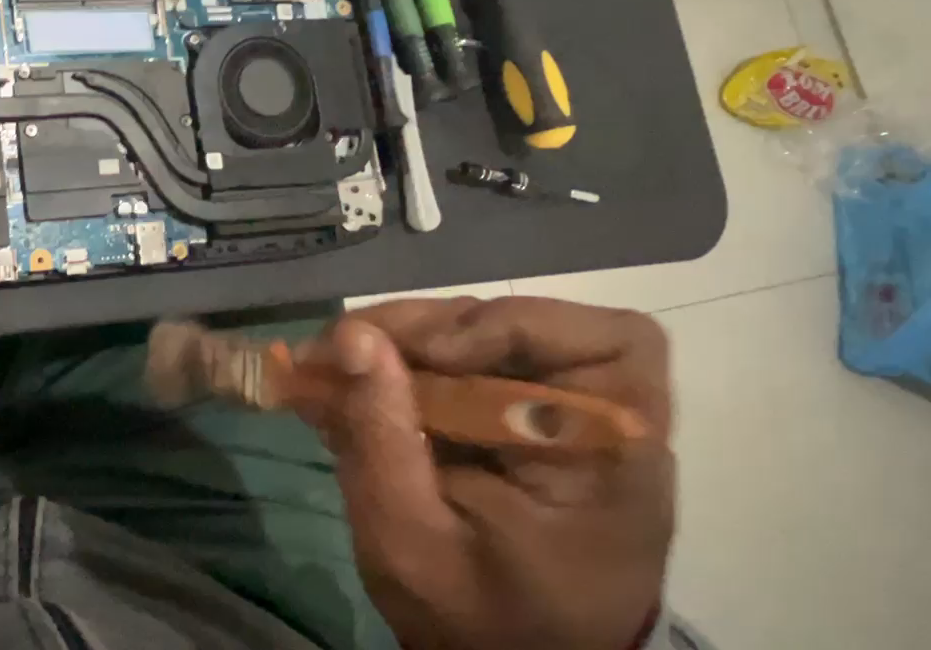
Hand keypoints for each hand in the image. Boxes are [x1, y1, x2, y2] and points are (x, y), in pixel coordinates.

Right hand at [287, 297, 674, 649]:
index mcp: (608, 459)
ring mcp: (554, 420)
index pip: (609, 343)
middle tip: (342, 351)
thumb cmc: (473, 620)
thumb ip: (381, 436)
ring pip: (479, 334)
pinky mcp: (515, 422)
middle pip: (519, 325)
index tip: (431, 356)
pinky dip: (402, 365)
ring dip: (402, 342)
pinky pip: (460, 365)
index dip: (515, 327)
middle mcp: (596, 425)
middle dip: (422, 329)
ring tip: (336, 370)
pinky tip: (354, 389)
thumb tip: (351, 334)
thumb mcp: (409, 540)